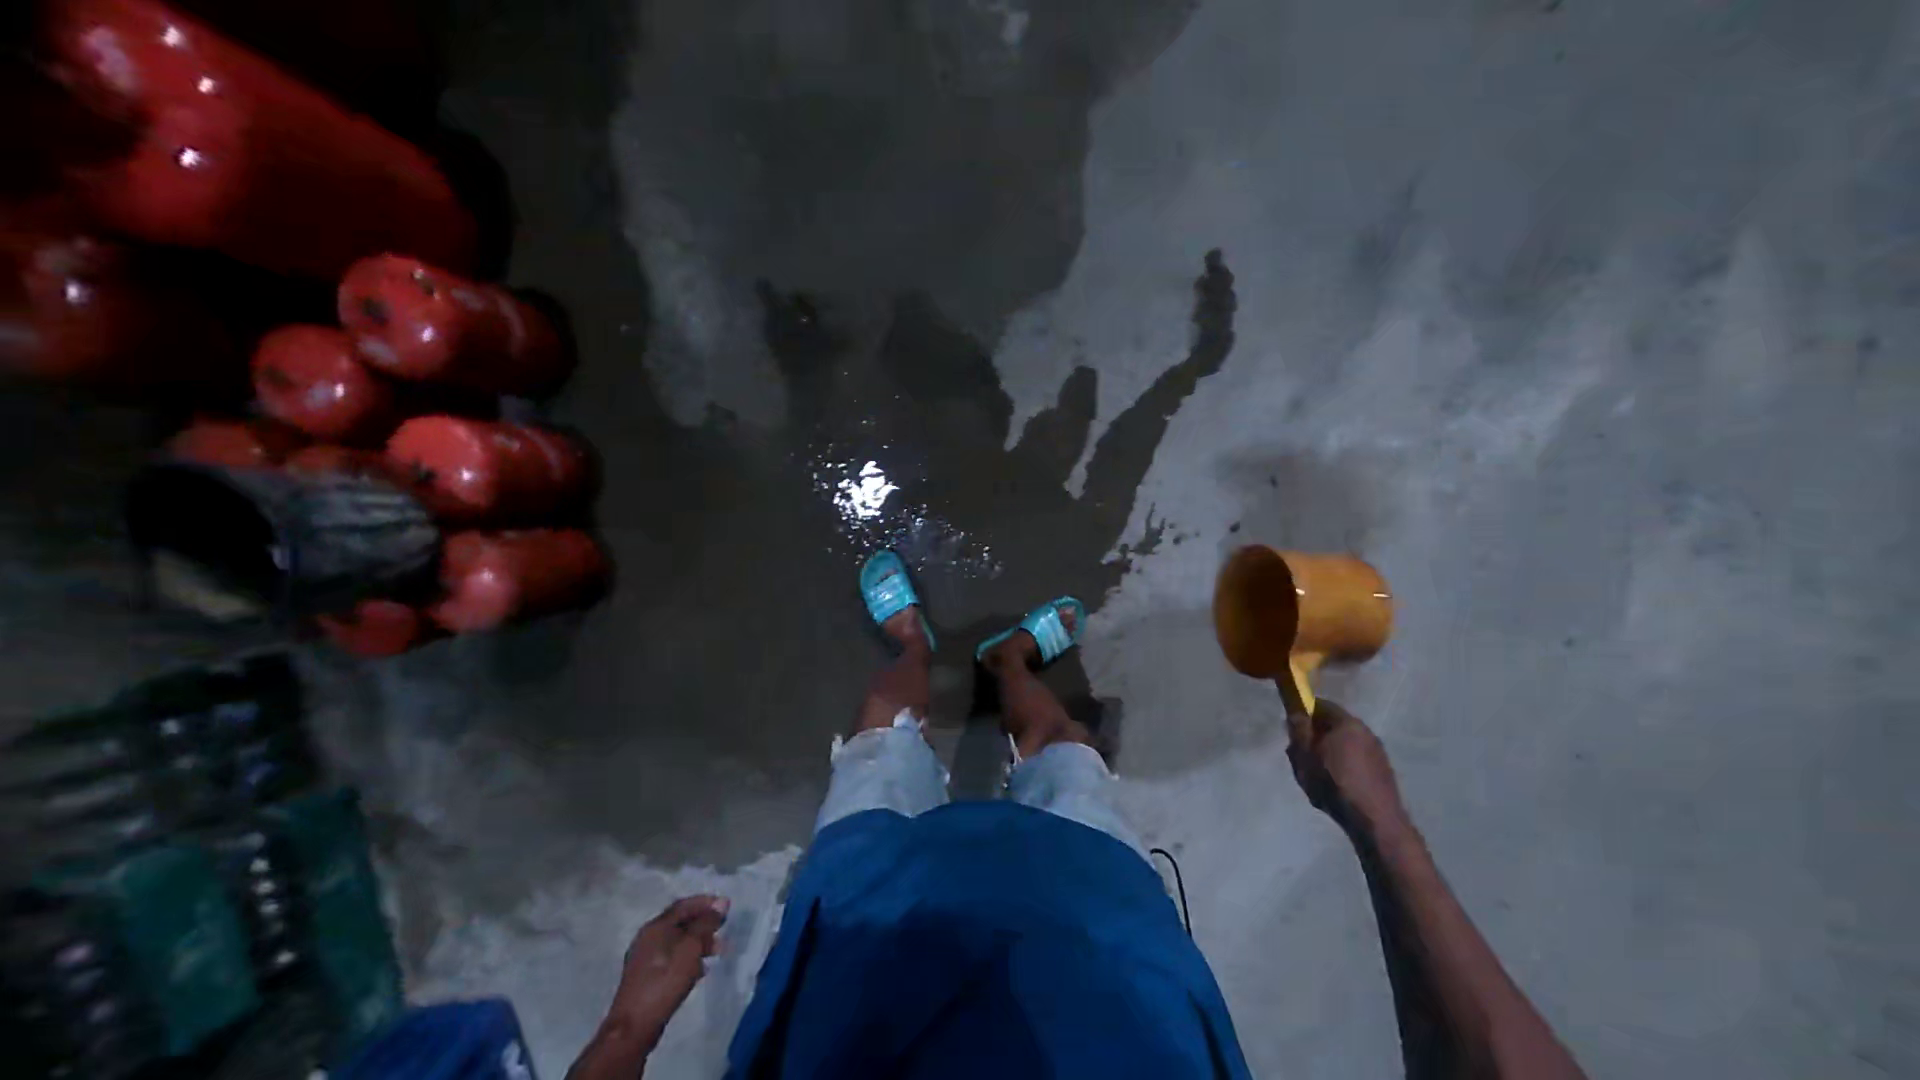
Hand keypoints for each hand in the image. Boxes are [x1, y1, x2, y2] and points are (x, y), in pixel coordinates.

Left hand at [608, 895, 729, 1047]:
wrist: (634, 1028)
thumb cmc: (664, 981)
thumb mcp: (690, 948)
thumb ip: (706, 924)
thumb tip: (721, 903)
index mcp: (655, 927)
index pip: (683, 905)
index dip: (706, 902)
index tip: (726, 906)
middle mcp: (648, 938)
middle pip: (680, 923)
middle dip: (704, 924)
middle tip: (724, 929)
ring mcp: (645, 959)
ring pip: (678, 942)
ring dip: (699, 942)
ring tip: (717, 951)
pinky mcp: (647, 978)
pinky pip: (673, 958)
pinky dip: (689, 958)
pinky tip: (701, 969)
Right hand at [1286, 699, 1405, 832]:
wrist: (1374, 820)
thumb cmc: (1334, 782)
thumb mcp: (1304, 755)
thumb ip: (1298, 730)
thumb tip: (1296, 713)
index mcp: (1347, 722)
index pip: (1321, 705)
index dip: (1304, 713)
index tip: (1292, 728)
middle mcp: (1366, 731)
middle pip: (1334, 725)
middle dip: (1316, 735)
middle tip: (1301, 753)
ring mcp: (1377, 751)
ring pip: (1345, 743)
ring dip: (1330, 751)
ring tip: (1317, 772)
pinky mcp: (1383, 770)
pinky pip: (1356, 759)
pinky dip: (1344, 765)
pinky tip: (1336, 784)